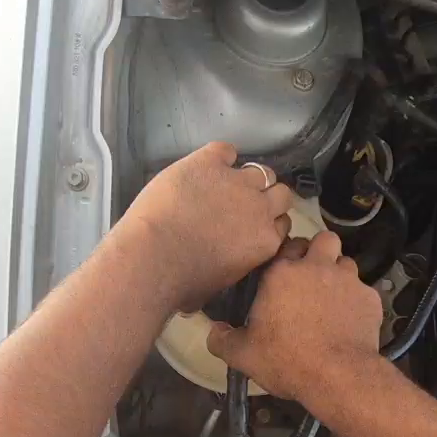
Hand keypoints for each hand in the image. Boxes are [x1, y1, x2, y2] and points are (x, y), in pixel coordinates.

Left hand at [112, 142, 293, 312]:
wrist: (153, 254)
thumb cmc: (182, 282)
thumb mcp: (218, 286)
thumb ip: (233, 267)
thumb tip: (221, 268)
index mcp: (264, 242)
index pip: (282, 224)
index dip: (269, 221)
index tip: (255, 224)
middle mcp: (259, 209)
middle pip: (282, 194)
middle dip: (268, 197)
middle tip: (244, 203)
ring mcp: (236, 181)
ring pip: (260, 171)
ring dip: (247, 177)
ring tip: (225, 183)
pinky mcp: (208, 161)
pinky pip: (225, 150)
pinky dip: (220, 156)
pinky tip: (206, 166)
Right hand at [207, 231, 385, 402]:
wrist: (338, 376)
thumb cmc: (286, 360)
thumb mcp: (244, 355)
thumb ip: (223, 339)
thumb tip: (213, 331)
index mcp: (282, 273)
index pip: (286, 245)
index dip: (287, 257)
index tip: (283, 273)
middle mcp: (317, 267)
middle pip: (324, 240)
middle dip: (319, 252)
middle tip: (311, 277)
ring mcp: (348, 280)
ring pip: (346, 262)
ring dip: (339, 274)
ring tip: (332, 297)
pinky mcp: (371, 298)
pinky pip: (364, 291)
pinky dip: (357, 302)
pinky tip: (350, 321)